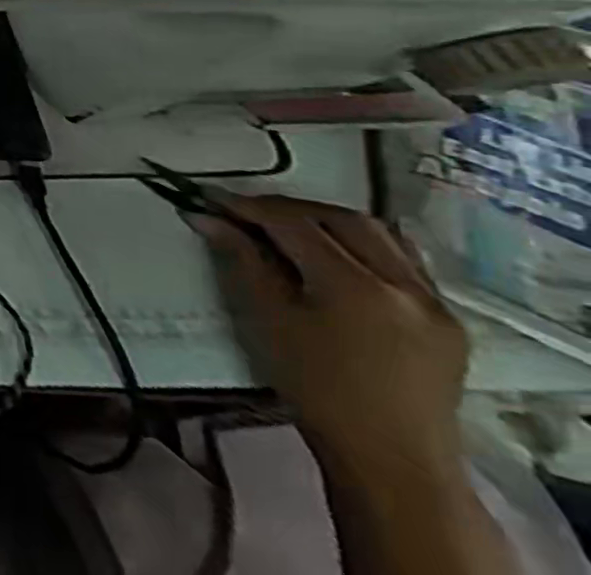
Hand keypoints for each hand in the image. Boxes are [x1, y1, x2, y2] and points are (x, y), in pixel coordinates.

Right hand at [194, 193, 467, 474]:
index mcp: (356, 287)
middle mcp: (405, 284)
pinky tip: (335, 251)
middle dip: (288, 208)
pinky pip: (404, 259)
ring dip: (327, 221)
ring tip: (286, 225)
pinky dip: (362, 242)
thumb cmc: (314, 386)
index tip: (211, 199)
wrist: (388, 454)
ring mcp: (435, 301)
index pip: (296, 225)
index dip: (250, 207)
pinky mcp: (447, 317)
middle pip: (343, 220)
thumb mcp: (267, 319)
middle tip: (244, 210)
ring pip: (380, 234)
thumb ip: (242, 261)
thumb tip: (207, 218)